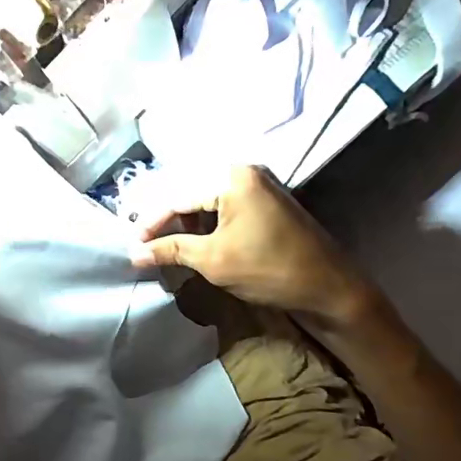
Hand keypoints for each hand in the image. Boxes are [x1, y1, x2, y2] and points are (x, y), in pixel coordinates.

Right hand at [129, 165, 378, 329]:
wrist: (328, 288)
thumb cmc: (268, 269)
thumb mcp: (213, 260)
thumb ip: (171, 250)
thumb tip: (135, 253)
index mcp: (232, 176)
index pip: (178, 196)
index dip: (151, 223)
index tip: (132, 246)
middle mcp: (245, 172)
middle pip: (191, 194)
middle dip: (167, 223)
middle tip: (144, 246)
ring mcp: (259, 187)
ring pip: (208, 203)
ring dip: (186, 226)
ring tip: (164, 249)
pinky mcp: (267, 205)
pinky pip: (226, 210)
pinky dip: (207, 228)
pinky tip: (192, 246)